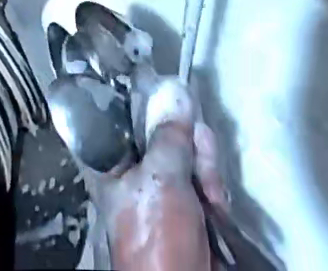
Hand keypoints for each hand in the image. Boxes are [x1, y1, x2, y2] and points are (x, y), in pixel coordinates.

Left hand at [95, 83, 227, 270]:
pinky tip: (217, 205)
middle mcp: (133, 174)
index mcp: (110, 167)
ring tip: (210, 195)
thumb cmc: (156, 239)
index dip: (146, 101)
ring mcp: (161, 193)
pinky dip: (213, 188)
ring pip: (186, 154)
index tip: (169, 93)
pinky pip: (201, 179)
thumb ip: (169, 133)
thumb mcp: (161, 180)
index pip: (121, 115)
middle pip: (162, 132)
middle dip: (187, 142)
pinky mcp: (187, 209)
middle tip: (198, 158)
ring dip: (205, 168)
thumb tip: (175, 88)